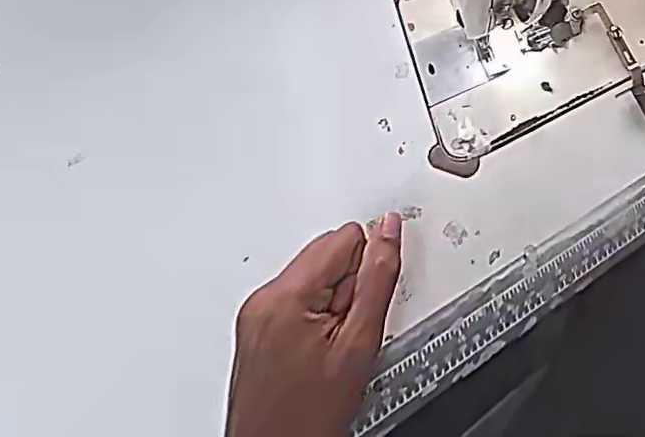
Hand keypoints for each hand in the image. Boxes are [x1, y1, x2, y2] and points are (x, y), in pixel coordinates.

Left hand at [226, 214, 403, 436]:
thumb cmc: (308, 420)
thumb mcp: (359, 344)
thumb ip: (379, 276)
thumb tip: (388, 227)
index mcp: (286, 296)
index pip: (347, 237)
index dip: (365, 271)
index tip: (359, 308)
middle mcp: (263, 298)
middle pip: (329, 252)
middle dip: (348, 285)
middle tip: (345, 333)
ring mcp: (256, 313)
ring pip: (317, 273)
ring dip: (334, 301)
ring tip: (329, 347)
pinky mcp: (256, 325)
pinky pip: (300, 295)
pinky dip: (317, 315)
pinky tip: (316, 351)